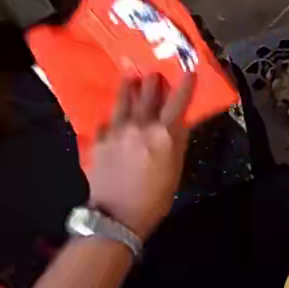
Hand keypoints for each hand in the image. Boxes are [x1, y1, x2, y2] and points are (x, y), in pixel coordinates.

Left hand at [86, 72, 194, 241]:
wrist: (118, 216)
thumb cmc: (156, 196)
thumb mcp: (176, 167)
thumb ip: (177, 141)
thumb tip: (180, 122)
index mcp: (164, 134)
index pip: (178, 101)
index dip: (185, 84)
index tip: (189, 70)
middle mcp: (140, 126)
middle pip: (148, 95)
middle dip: (153, 81)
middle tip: (154, 71)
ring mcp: (116, 131)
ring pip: (123, 101)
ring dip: (128, 87)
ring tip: (129, 75)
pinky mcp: (98, 140)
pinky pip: (106, 122)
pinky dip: (112, 117)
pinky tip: (112, 117)